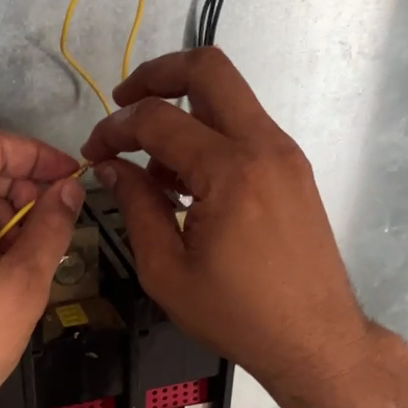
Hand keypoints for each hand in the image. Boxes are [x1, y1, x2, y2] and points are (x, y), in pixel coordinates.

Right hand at [81, 48, 376, 395]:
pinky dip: (209, 134)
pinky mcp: (293, 168)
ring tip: (153, 166)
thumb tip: (111, 166)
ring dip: (183, 109)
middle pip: (207, 68)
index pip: (158, 119)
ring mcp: (285, 153)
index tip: (92, 153)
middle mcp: (263, 145)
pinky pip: (244, 127)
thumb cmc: (236, 315)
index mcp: (230, 172)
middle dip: (155, 75)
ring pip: (228, 95)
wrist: (315, 339)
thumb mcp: (167, 270)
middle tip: (123, 107)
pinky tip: (187, 182)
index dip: (114, 128)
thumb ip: (136, 206)